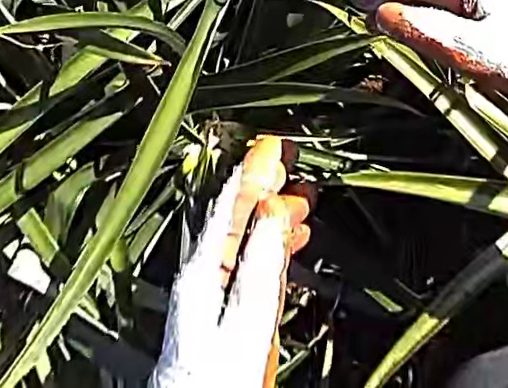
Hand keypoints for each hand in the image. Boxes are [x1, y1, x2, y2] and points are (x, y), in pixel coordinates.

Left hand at [150, 137, 311, 387]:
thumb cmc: (215, 381)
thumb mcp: (244, 321)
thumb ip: (258, 265)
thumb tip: (273, 208)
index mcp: (202, 266)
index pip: (232, 203)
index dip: (253, 170)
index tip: (274, 144)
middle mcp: (205, 270)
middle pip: (239, 215)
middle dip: (266, 185)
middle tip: (294, 157)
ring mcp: (214, 290)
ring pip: (248, 236)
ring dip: (274, 213)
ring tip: (305, 196)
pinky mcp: (224, 310)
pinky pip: (251, 263)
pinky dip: (271, 245)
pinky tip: (289, 241)